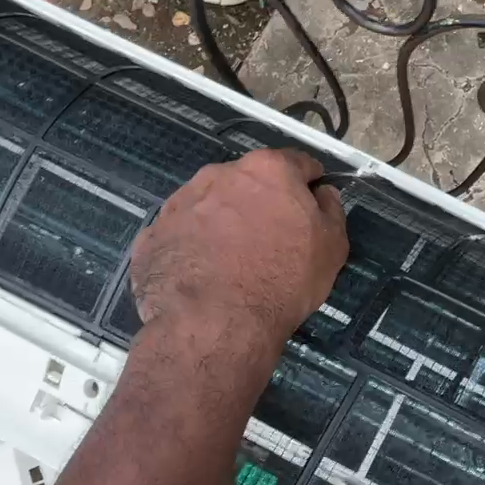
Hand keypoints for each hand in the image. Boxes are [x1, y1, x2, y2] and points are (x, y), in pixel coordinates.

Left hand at [128, 149, 348, 340]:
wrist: (213, 321)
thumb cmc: (283, 279)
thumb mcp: (331, 247)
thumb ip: (331, 211)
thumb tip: (324, 193)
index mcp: (267, 169)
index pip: (298, 164)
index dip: (309, 185)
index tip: (312, 207)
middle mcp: (220, 173)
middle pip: (250, 182)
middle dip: (262, 203)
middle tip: (272, 240)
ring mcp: (181, 201)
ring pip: (212, 205)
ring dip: (225, 222)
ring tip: (233, 262)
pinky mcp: (153, 233)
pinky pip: (183, 233)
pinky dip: (195, 246)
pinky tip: (204, 276)